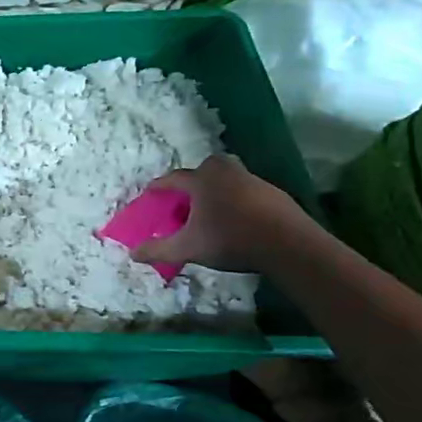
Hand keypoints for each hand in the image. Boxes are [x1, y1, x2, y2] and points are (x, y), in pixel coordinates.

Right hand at [131, 154, 314, 273]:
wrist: (289, 244)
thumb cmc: (230, 239)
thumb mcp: (187, 248)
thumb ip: (158, 249)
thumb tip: (133, 253)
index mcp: (202, 180)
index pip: (173, 178)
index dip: (159, 187)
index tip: (150, 193)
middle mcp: (226, 172)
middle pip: (206, 168)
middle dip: (193, 180)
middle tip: (186, 198)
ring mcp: (253, 180)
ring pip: (228, 178)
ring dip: (217, 190)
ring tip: (211, 211)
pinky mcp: (273, 193)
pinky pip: (246, 191)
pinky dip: (237, 200)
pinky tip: (236, 219)